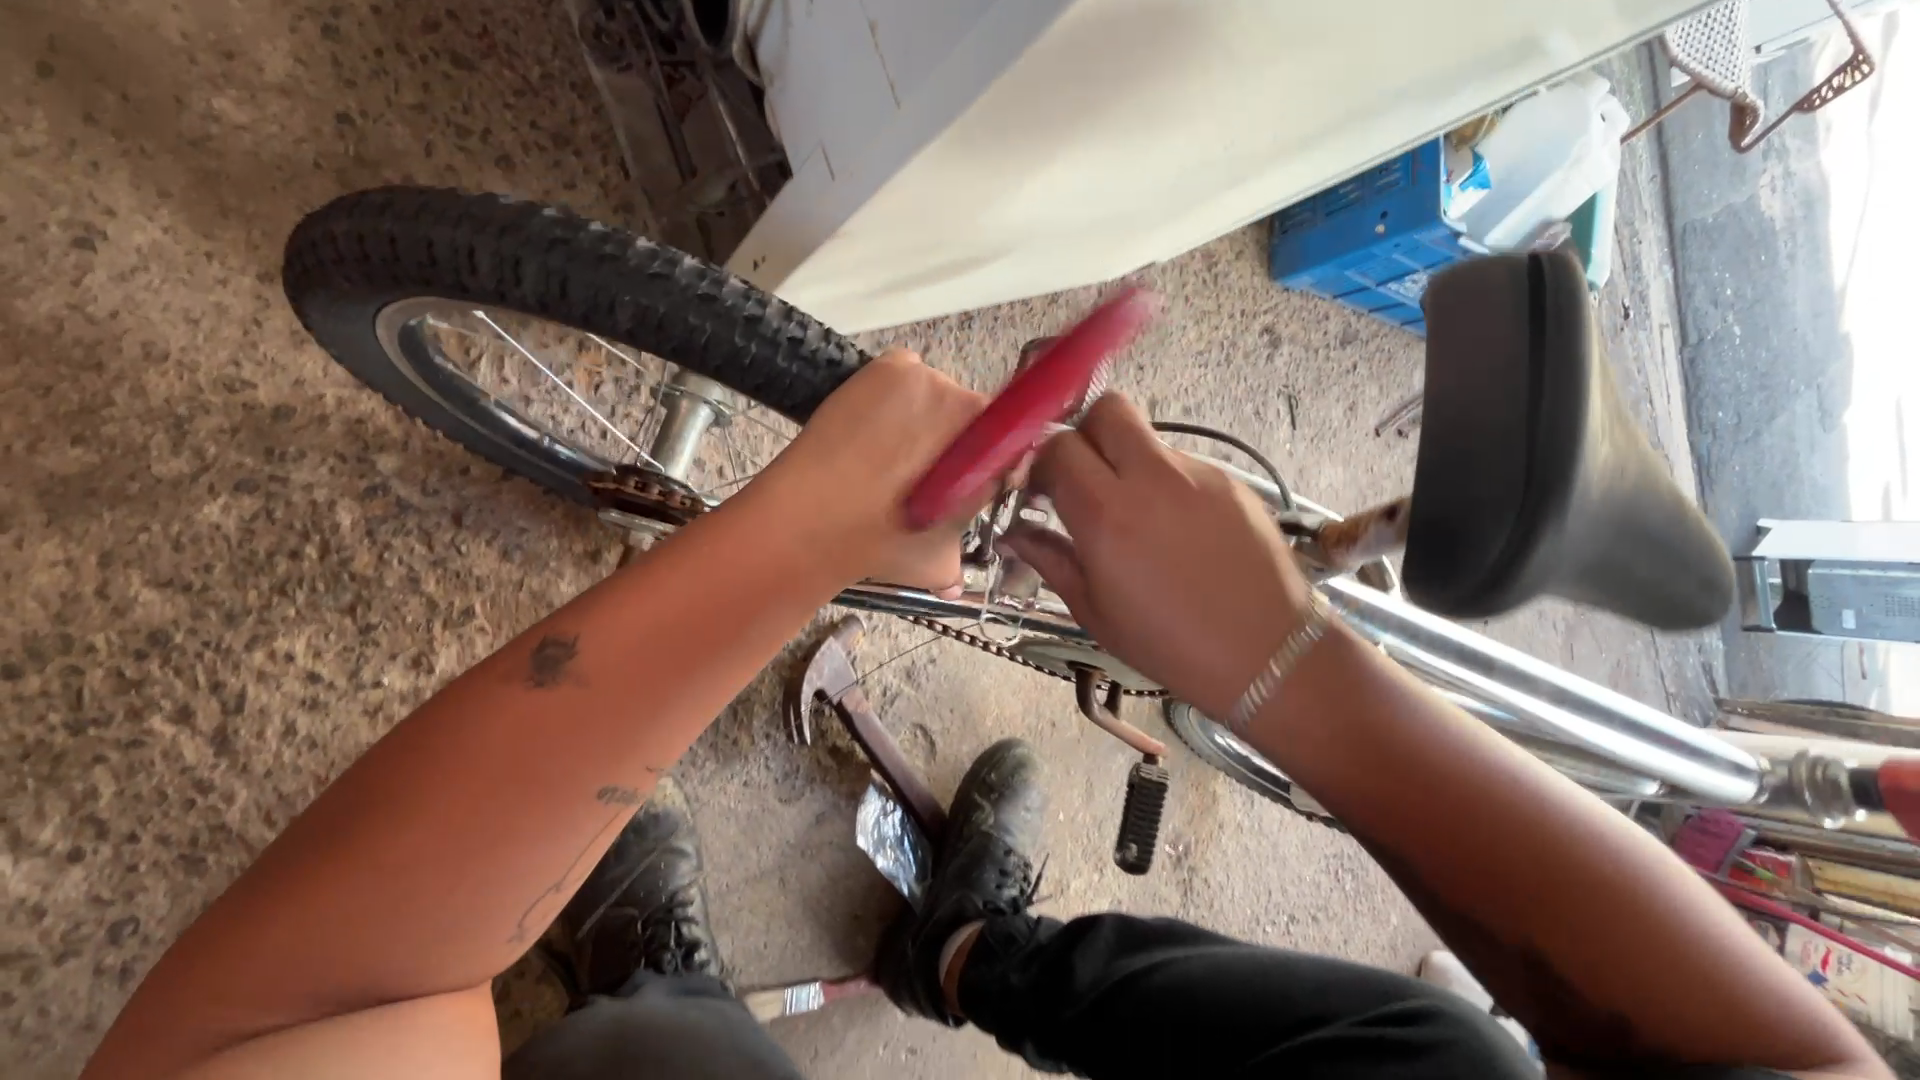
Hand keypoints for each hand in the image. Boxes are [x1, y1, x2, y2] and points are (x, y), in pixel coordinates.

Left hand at [748, 348, 988, 592]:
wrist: (813, 518)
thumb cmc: (881, 541)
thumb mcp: (934, 563)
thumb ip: (954, 569)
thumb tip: (954, 587)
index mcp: (993, 454)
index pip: (1005, 446)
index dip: (981, 464)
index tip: (955, 483)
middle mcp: (972, 409)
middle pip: (970, 417)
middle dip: (950, 439)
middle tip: (917, 472)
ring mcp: (932, 381)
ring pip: (936, 394)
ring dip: (919, 416)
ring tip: (884, 451)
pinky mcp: (893, 366)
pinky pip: (904, 370)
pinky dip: (892, 390)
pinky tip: (869, 423)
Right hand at [999, 394, 1313, 718]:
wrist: (1266, 655)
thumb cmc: (1169, 644)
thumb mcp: (1094, 611)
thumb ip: (1049, 560)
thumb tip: (1014, 535)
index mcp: (1107, 515)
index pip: (1057, 447)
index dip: (1041, 462)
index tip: (1041, 491)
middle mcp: (1151, 479)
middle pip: (1106, 410)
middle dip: (1085, 434)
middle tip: (1083, 477)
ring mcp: (1197, 474)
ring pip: (1147, 437)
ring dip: (1126, 459)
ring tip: (1134, 512)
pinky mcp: (1230, 481)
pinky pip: (1182, 463)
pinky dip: (1165, 482)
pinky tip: (1175, 529)